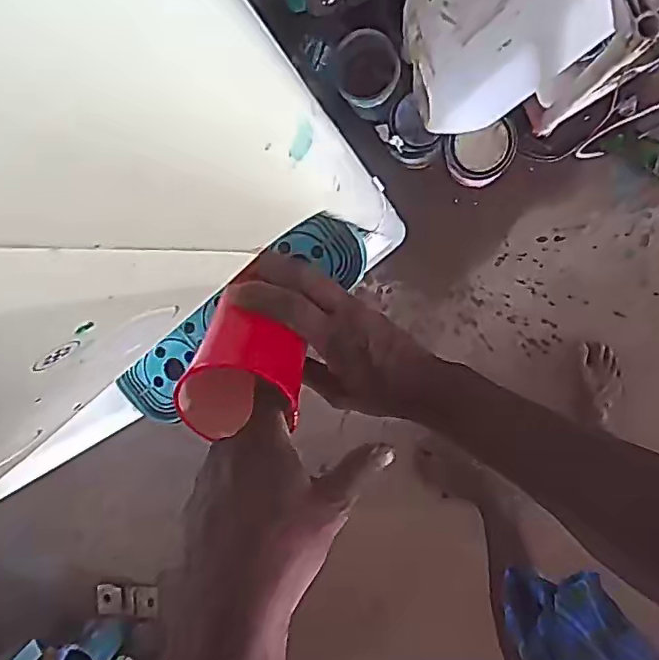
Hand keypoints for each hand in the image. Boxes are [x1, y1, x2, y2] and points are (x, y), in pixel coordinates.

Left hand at [180, 382, 394, 632]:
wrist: (233, 601)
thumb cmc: (288, 545)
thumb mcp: (332, 506)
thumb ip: (358, 469)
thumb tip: (385, 447)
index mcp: (260, 439)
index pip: (262, 390)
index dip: (274, 382)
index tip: (289, 382)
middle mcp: (226, 450)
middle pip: (238, 413)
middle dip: (260, 410)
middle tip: (286, 418)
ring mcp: (206, 478)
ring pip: (225, 444)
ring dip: (246, 442)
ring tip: (273, 459)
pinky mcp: (195, 506)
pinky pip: (216, 474)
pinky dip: (232, 472)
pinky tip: (250, 501)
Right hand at [234, 252, 448, 419]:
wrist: (423, 381)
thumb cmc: (381, 392)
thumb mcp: (338, 393)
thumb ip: (308, 374)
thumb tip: (281, 361)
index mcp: (335, 336)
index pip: (290, 306)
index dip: (260, 296)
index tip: (235, 294)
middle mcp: (344, 311)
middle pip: (302, 275)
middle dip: (270, 266)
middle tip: (242, 269)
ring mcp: (355, 302)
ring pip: (314, 275)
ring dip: (286, 269)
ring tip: (260, 272)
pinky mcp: (361, 302)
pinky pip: (325, 285)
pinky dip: (301, 281)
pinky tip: (290, 287)